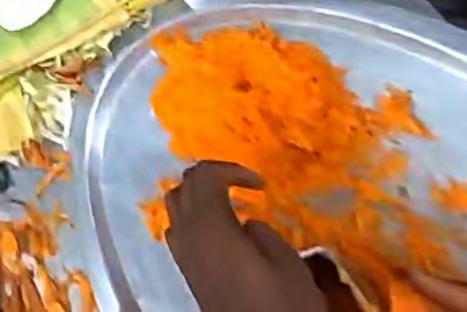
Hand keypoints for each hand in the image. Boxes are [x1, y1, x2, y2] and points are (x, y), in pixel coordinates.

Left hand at [164, 162, 324, 311]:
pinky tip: (220, 234)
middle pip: (186, 184)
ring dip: (199, 196)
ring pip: (177, 203)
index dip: (230, 169)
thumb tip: (248, 224)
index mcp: (207, 221)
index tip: (261, 183)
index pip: (204, 175)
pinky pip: (180, 228)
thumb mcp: (290, 268)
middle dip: (212, 178)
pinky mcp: (184, 268)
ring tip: (231, 207)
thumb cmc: (281, 308)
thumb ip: (266, 235)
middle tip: (244, 188)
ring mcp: (180, 248)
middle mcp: (185, 228)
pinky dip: (194, 218)